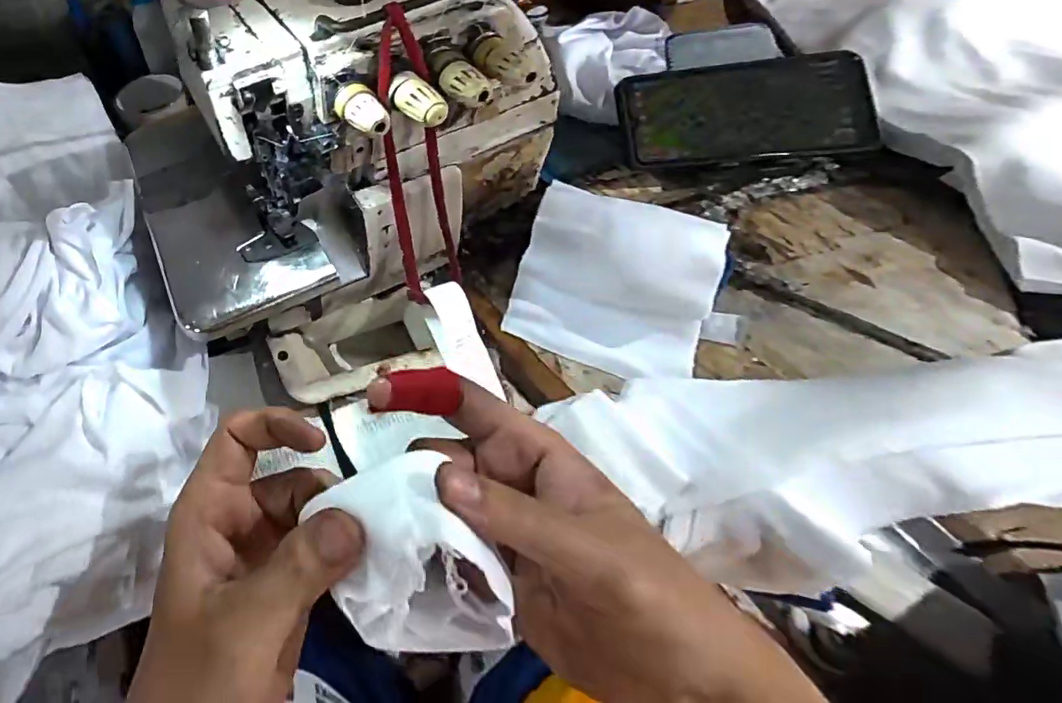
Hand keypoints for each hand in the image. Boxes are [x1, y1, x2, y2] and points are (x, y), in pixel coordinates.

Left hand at [129, 409, 365, 702]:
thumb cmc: (202, 677)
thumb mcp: (248, 619)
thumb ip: (300, 566)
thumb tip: (354, 515)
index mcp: (208, 511)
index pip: (235, 440)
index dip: (272, 426)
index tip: (320, 440)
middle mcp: (234, 525)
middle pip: (284, 480)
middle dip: (324, 491)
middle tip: (369, 520)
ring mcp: (260, 561)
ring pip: (307, 519)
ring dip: (341, 526)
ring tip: (381, 542)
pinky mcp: (283, 595)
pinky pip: (318, 557)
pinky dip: (344, 558)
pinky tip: (374, 566)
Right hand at [370, 376, 824, 702]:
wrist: (686, 684)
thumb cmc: (653, 596)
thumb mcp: (589, 552)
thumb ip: (514, 514)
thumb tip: (439, 476)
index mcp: (533, 456)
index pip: (471, 405)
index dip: (423, 388)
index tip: (376, 391)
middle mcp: (506, 483)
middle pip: (439, 457)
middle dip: (409, 470)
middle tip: (385, 501)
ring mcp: (497, 529)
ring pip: (434, 504)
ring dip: (409, 514)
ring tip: (381, 534)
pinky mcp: (491, 574)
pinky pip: (444, 552)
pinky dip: (421, 555)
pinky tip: (399, 565)